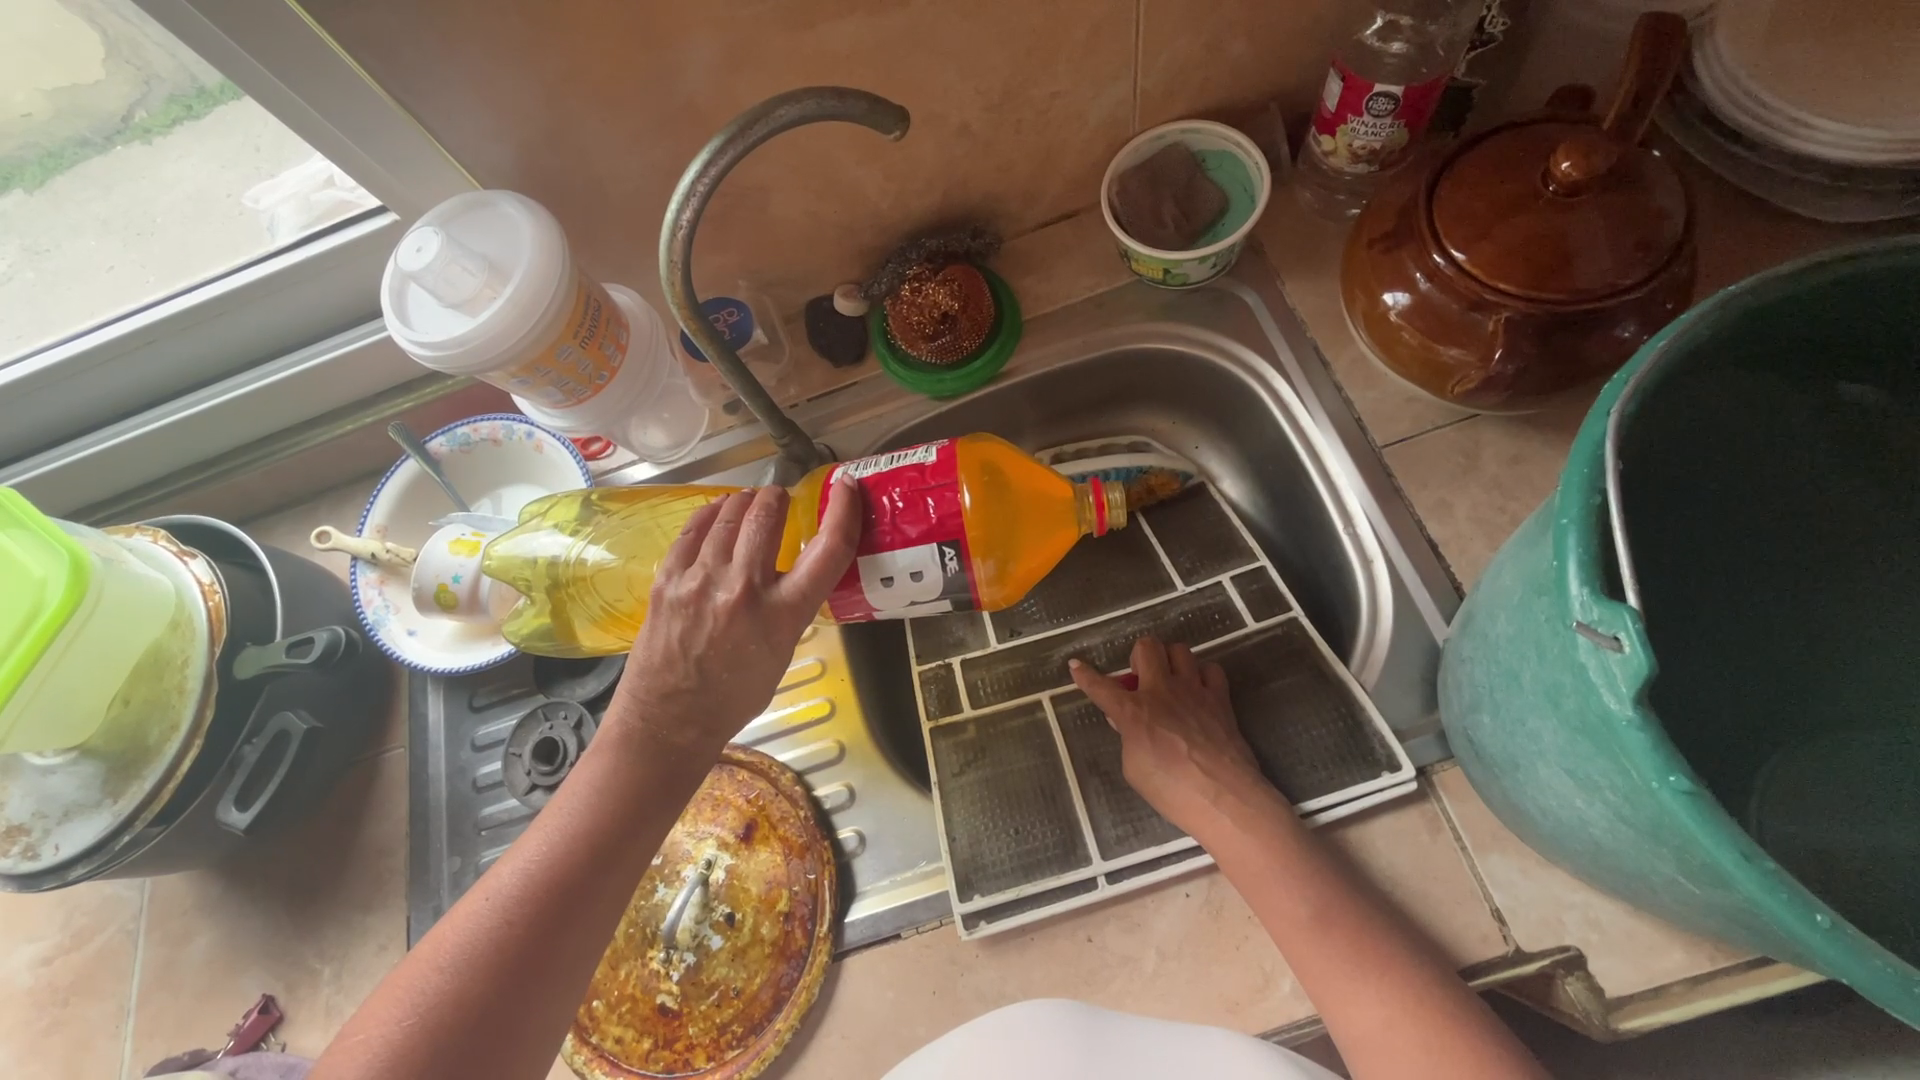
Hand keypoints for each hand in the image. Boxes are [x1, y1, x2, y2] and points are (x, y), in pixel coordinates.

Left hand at [608, 477, 860, 756]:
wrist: (669, 722)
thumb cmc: (734, 697)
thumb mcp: (783, 654)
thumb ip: (790, 608)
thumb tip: (789, 573)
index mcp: (784, 615)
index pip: (828, 549)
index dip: (844, 510)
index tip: (847, 486)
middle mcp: (745, 589)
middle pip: (768, 515)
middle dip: (778, 498)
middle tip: (781, 499)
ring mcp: (700, 580)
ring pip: (729, 514)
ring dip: (745, 502)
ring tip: (750, 503)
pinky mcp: (668, 580)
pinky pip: (693, 529)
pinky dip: (710, 514)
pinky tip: (717, 512)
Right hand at [1069, 637, 1276, 837]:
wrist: (1222, 797)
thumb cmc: (1170, 791)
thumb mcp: (1134, 768)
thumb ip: (1128, 738)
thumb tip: (1125, 722)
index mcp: (1133, 712)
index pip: (1101, 687)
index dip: (1085, 675)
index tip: (1076, 665)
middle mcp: (1161, 692)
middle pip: (1147, 647)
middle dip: (1138, 656)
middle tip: (1140, 677)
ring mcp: (1193, 691)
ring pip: (1179, 649)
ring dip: (1170, 661)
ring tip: (1170, 680)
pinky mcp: (1219, 698)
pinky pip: (1211, 669)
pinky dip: (1202, 675)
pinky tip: (1199, 690)